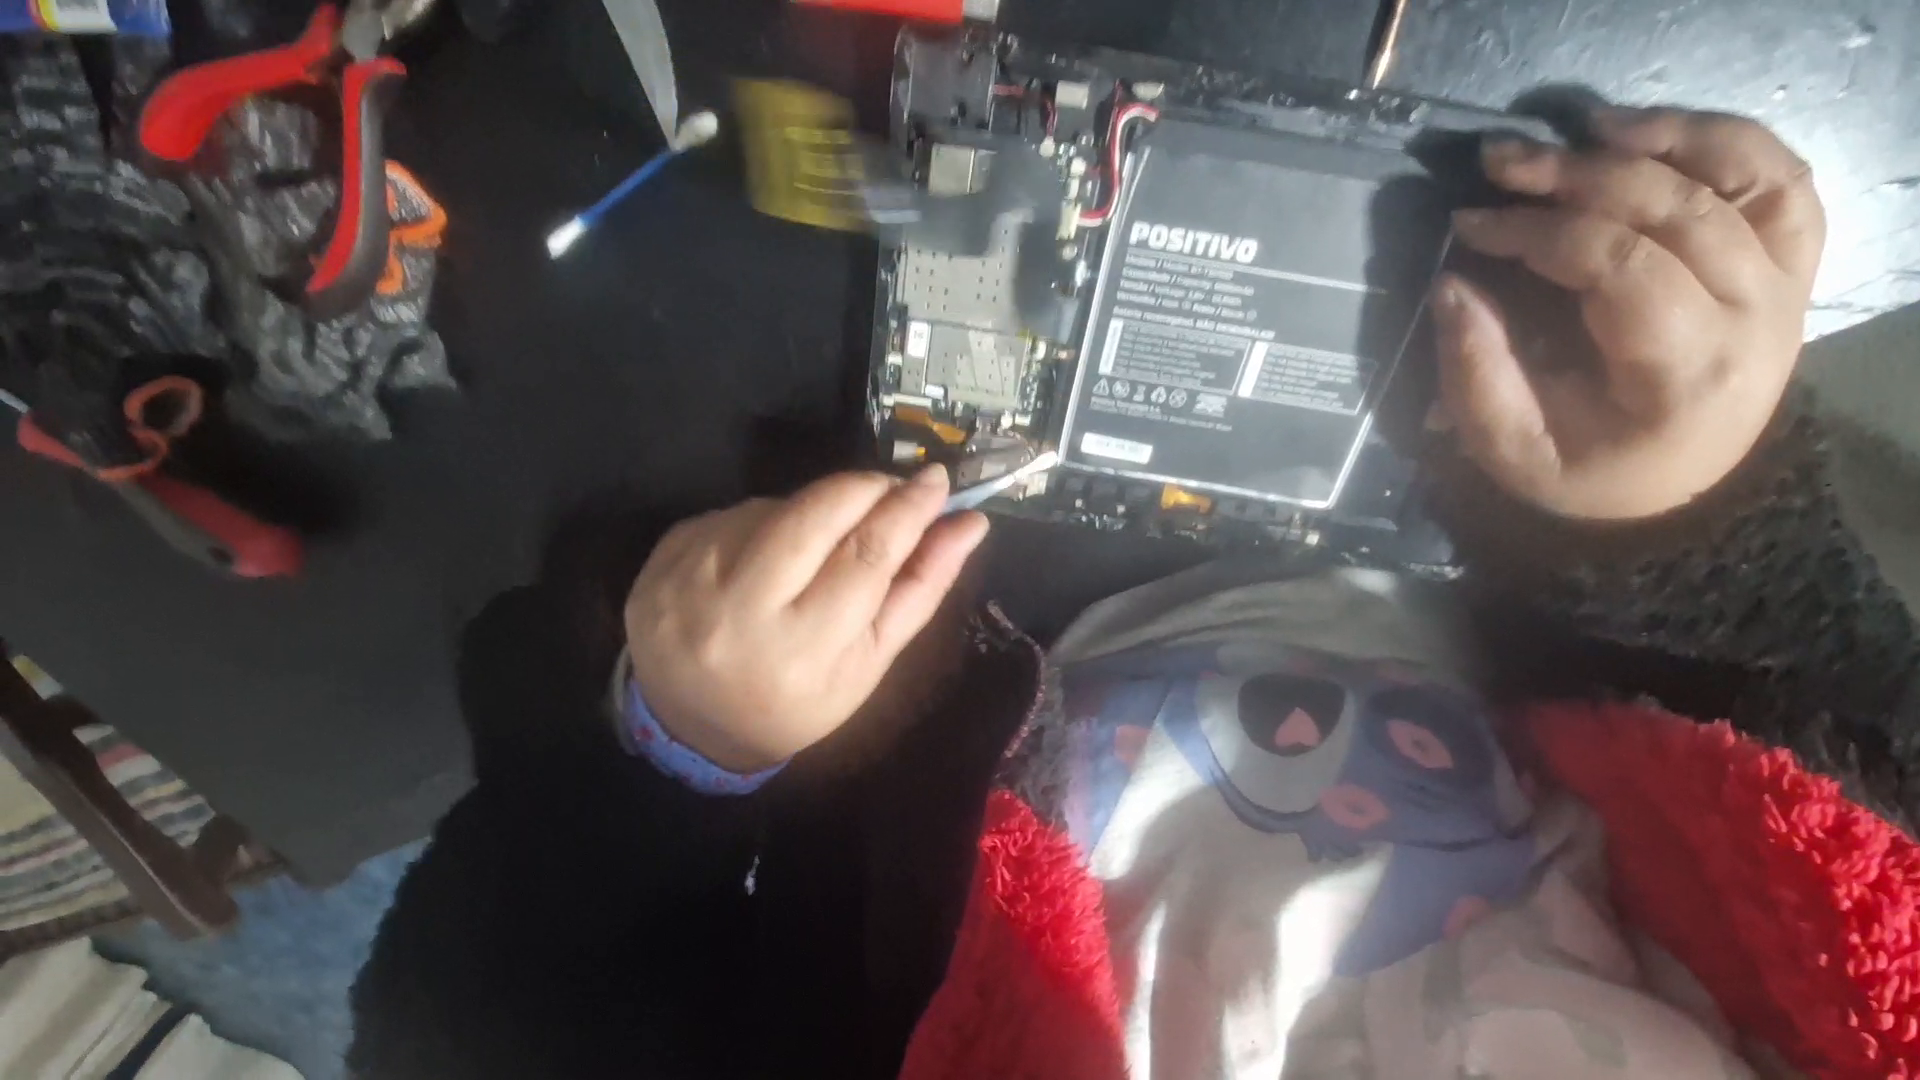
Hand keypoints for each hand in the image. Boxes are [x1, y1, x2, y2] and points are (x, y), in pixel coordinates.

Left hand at [624, 467, 989, 771]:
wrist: (692, 722)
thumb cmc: (798, 700)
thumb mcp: (868, 662)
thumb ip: (920, 590)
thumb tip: (968, 524)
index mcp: (800, 651)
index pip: (866, 556)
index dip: (908, 510)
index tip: (937, 480)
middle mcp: (738, 609)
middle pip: (816, 512)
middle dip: (866, 487)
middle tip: (893, 488)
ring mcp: (691, 575)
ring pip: (780, 505)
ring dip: (818, 508)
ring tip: (824, 546)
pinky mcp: (667, 551)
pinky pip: (740, 510)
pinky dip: (772, 520)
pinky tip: (773, 555)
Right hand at [1432, 107, 1825, 520]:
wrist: (1672, 494)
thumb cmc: (1582, 474)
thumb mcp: (1507, 447)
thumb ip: (1475, 373)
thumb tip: (1450, 286)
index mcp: (1683, 369)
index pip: (1615, 263)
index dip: (1535, 231)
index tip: (1467, 223)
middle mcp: (1756, 315)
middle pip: (1673, 207)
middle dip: (1575, 173)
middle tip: (1497, 161)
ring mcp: (1786, 285)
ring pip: (1741, 176)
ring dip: (1656, 139)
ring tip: (1577, 130)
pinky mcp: (1791, 268)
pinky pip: (1780, 179)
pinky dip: (1722, 142)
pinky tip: (1652, 135)